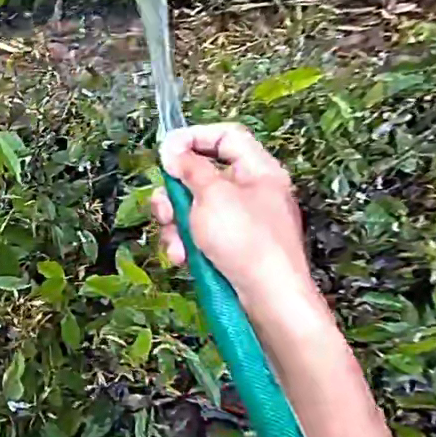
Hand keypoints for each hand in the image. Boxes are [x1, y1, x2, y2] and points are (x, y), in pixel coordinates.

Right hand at [149, 123, 320, 320]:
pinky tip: (183, 258)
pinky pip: (200, 234)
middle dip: (176, 192)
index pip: (225, 135)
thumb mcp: (212, 195)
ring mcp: (242, 221)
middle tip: (165, 207)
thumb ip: (189, 167)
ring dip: (176, 223)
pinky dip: (187, 244)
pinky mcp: (232, 247)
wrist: (270, 301)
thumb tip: (172, 148)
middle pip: (203, 174)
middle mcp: (252, 192)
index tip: (166, 151)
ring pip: (195, 207)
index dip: (194, 137)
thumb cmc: (246, 241)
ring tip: (175, 241)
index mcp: (258, 170)